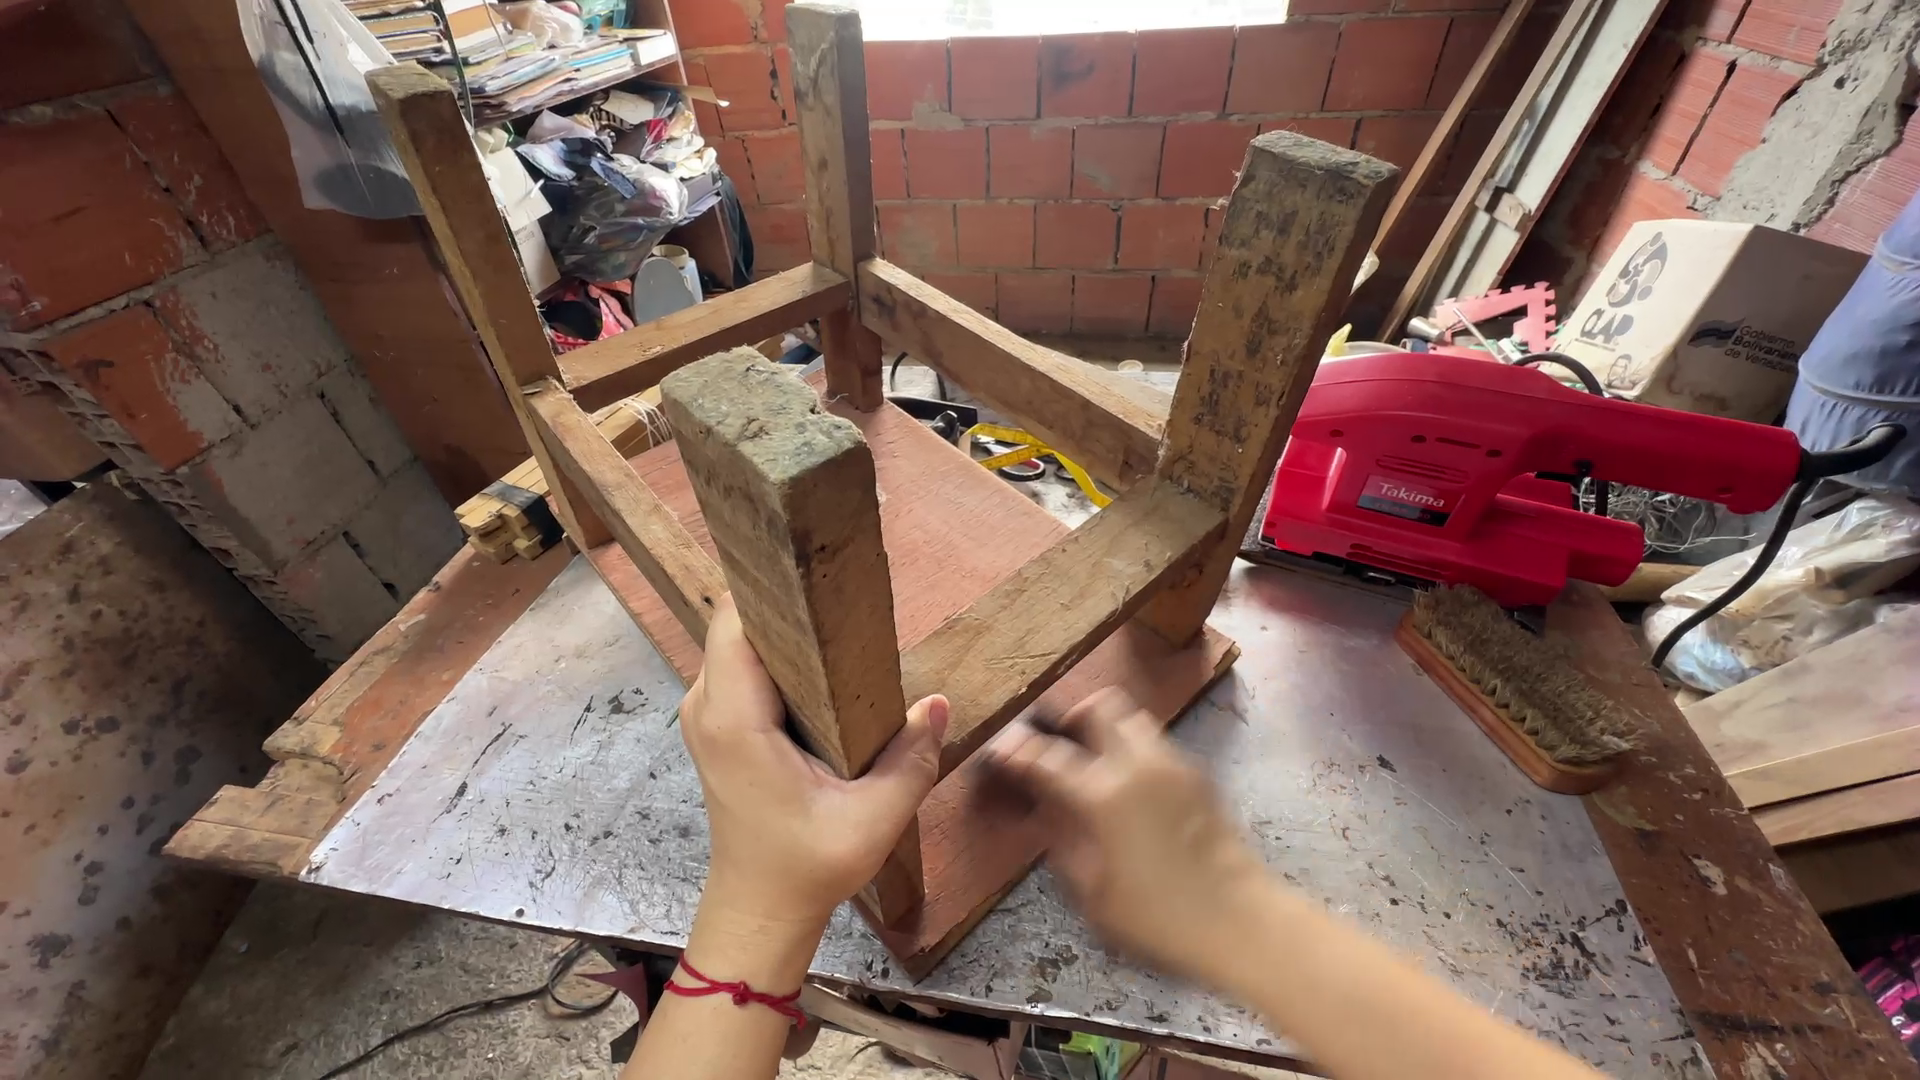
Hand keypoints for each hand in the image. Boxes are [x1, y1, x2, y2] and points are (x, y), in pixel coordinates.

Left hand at [679, 596, 948, 929]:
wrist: (760, 909)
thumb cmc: (807, 866)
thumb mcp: (873, 820)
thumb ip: (911, 760)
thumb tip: (936, 702)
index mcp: (734, 718)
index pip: (736, 620)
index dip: (774, 589)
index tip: (823, 577)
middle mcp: (707, 704)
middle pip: (739, 622)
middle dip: (788, 603)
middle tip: (847, 599)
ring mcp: (707, 712)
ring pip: (740, 640)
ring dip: (784, 628)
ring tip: (839, 625)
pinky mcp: (719, 722)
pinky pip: (742, 663)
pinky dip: (777, 653)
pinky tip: (821, 660)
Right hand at [981, 689, 1274, 983]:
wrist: (1242, 921)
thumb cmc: (1159, 918)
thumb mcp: (1094, 894)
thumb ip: (1064, 844)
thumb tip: (1048, 813)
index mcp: (1104, 795)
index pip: (1049, 758)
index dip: (1019, 750)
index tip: (1001, 745)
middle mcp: (1138, 765)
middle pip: (1101, 707)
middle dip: (1074, 716)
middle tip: (1062, 741)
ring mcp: (1174, 764)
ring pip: (1133, 718)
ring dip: (1109, 728)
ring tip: (1098, 760)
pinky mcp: (1200, 775)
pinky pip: (1158, 743)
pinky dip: (1136, 750)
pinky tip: (1136, 787)